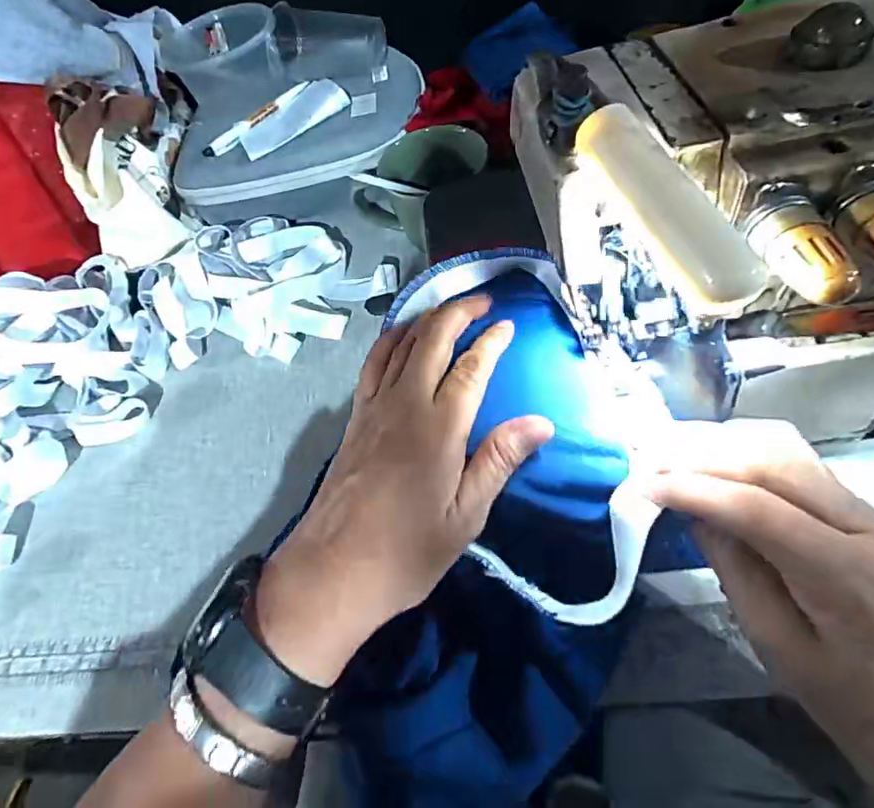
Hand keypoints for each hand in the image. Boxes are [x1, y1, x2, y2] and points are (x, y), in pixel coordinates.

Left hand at [254, 294, 554, 686]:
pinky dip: (392, 339)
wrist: (332, 571)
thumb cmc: (406, 552)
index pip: (471, 368)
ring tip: (450, 308)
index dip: (492, 342)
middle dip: (459, 312)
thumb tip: (541, 422)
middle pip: (432, 340)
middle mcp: (405, 405)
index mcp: (438, 428)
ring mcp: (374, 407)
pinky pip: (374, 363)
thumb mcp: (465, 517)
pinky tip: (401, 337)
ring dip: (427, 319)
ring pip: (401, 344)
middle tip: (484, 302)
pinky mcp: (355, 417)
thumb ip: (498, 461)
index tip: (509, 325)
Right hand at [640, 432, 873, 807]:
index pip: (765, 512)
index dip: (701, 491)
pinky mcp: (862, 505)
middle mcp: (872, 530)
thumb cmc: (838, 693)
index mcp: (853, 581)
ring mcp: (872, 511)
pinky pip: (797, 461)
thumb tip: (692, 506)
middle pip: (778, 464)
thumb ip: (733, 567)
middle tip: (655, 457)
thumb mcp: (772, 642)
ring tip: (676, 450)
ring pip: (788, 450)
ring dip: (726, 444)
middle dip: (708, 454)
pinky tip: (713, 457)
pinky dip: (747, 452)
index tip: (650, 485)